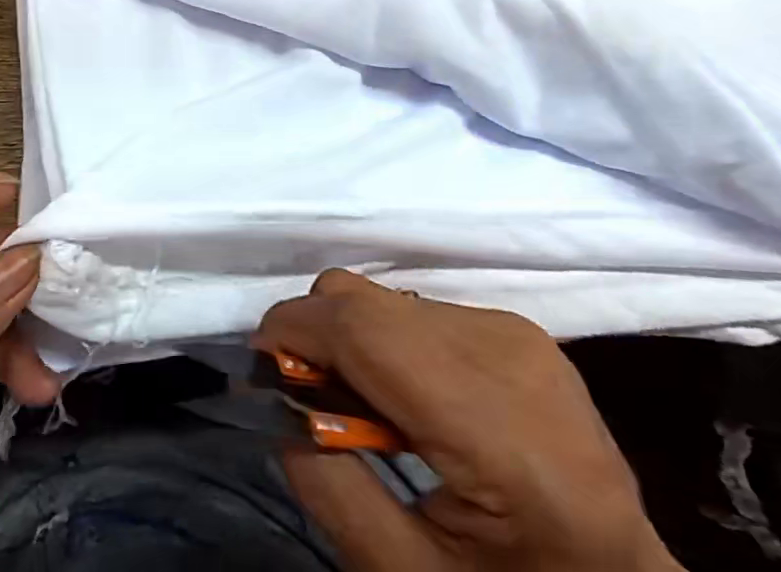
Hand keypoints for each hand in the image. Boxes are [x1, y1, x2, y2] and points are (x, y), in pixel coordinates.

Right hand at [256, 270, 682, 571]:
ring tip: (369, 415)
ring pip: (386, 297)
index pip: (367, 331)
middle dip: (317, 337)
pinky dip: (388, 342)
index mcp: (498, 430)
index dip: (296, 332)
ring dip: (352, 342)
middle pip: (369, 300)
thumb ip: (328, 483)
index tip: (260, 370)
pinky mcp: (519, 327)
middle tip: (313, 408)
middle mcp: (511, 353)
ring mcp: (520, 332)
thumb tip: (279, 397)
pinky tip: (409, 401)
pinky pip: (417, 307)